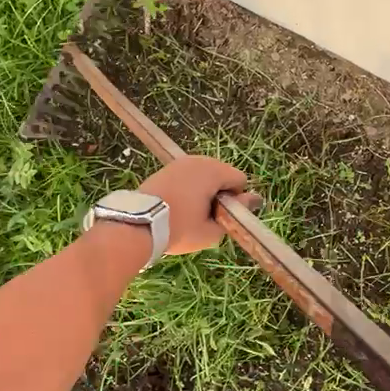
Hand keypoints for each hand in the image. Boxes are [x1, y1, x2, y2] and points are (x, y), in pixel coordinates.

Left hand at [136, 155, 256, 254]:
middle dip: (219, 193)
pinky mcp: (165, 169)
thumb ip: (237, 213)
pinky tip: (177, 206)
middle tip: (205, 216)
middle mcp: (198, 160)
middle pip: (221, 175)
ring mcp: (179, 163)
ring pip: (203, 176)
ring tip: (190, 213)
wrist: (136, 226)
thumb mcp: (212, 230)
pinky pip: (187, 177)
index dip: (236, 200)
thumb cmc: (179, 228)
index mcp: (213, 171)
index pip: (239, 180)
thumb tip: (253, 200)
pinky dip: (188, 188)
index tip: (221, 216)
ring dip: (203, 191)